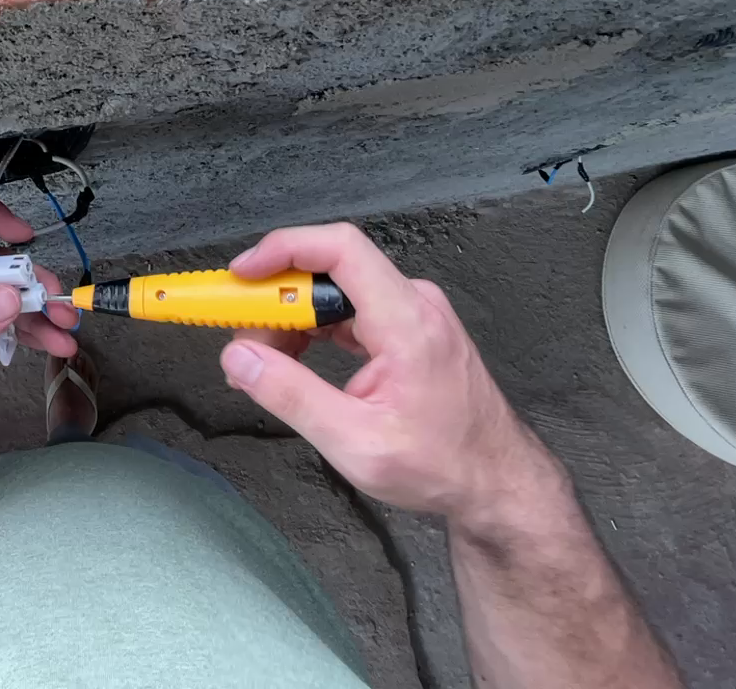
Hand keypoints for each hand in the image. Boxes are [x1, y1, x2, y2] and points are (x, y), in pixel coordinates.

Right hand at [218, 224, 557, 521]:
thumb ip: (289, 395)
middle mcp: (412, 303)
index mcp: (408, 322)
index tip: (241, 274)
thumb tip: (236, 357)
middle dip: (275, 299)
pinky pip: (343, 309)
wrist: (499, 485)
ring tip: (263, 361)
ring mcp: (409, 311)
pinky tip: (289, 360)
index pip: (341, 249)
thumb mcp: (355, 442)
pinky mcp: (402, 325)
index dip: (284, 249)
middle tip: (243, 340)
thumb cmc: (441, 468)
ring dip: (288, 318)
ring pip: (330, 290)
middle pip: (326, 270)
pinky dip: (308, 328)